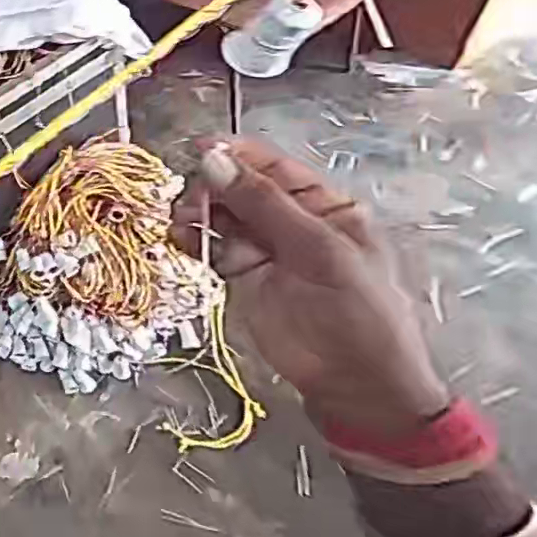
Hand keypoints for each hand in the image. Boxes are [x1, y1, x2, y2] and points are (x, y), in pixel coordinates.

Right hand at [174, 138, 448, 436]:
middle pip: (238, 186)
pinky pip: (209, 243)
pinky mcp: (239, 272)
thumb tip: (212, 160)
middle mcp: (287, 219)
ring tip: (183, 222)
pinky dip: (191, 237)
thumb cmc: (355, 312)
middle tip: (191, 200)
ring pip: (218, 213)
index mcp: (321, 205)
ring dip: (196, 210)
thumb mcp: (318, 250)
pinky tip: (181, 238)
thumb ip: (263, 203)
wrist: (354, 385)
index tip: (198, 151)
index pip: (271, 166)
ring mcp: (261, 246)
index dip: (235, 155)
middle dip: (210, 186)